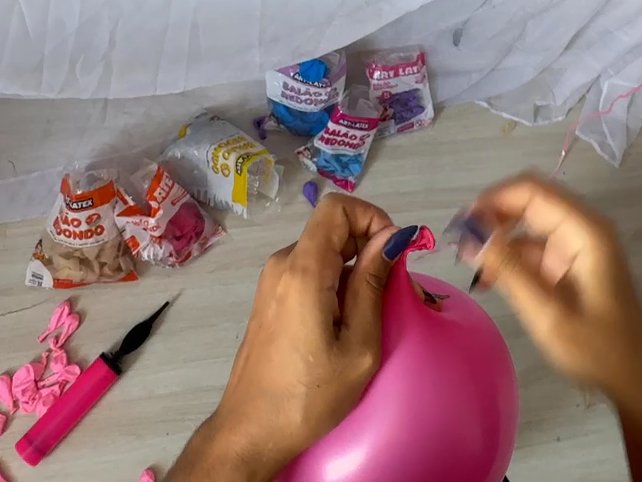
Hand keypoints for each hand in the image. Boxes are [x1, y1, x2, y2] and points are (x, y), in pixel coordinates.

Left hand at [168, 194, 417, 481]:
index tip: (393, 251)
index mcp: (304, 269)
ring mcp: (273, 279)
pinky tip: (346, 318)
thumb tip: (392, 236)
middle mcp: (284, 263)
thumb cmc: (308, 396)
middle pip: (332, 225)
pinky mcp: (271, 296)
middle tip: (391, 284)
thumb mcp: (358, 346)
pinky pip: (311, 268)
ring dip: (354, 263)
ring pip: (324, 247)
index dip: (371, 216)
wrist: (249, 433)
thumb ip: (374, 284)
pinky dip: (336, 277)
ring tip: (371, 308)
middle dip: (369, 243)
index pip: (337, 207)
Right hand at [470, 172, 641, 481]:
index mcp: (586, 230)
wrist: (638, 382)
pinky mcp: (574, 261)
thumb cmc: (598, 350)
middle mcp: (584, 226)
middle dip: (494, 214)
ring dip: (501, 235)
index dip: (494, 198)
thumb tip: (470, 233)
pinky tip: (492, 278)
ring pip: (531, 221)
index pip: (532, 191)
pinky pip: (537, 244)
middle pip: (531, 199)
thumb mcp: (547, 313)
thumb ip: (509, 269)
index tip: (463, 223)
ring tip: (471, 261)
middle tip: (462, 240)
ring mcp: (580, 243)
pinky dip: (512, 255)